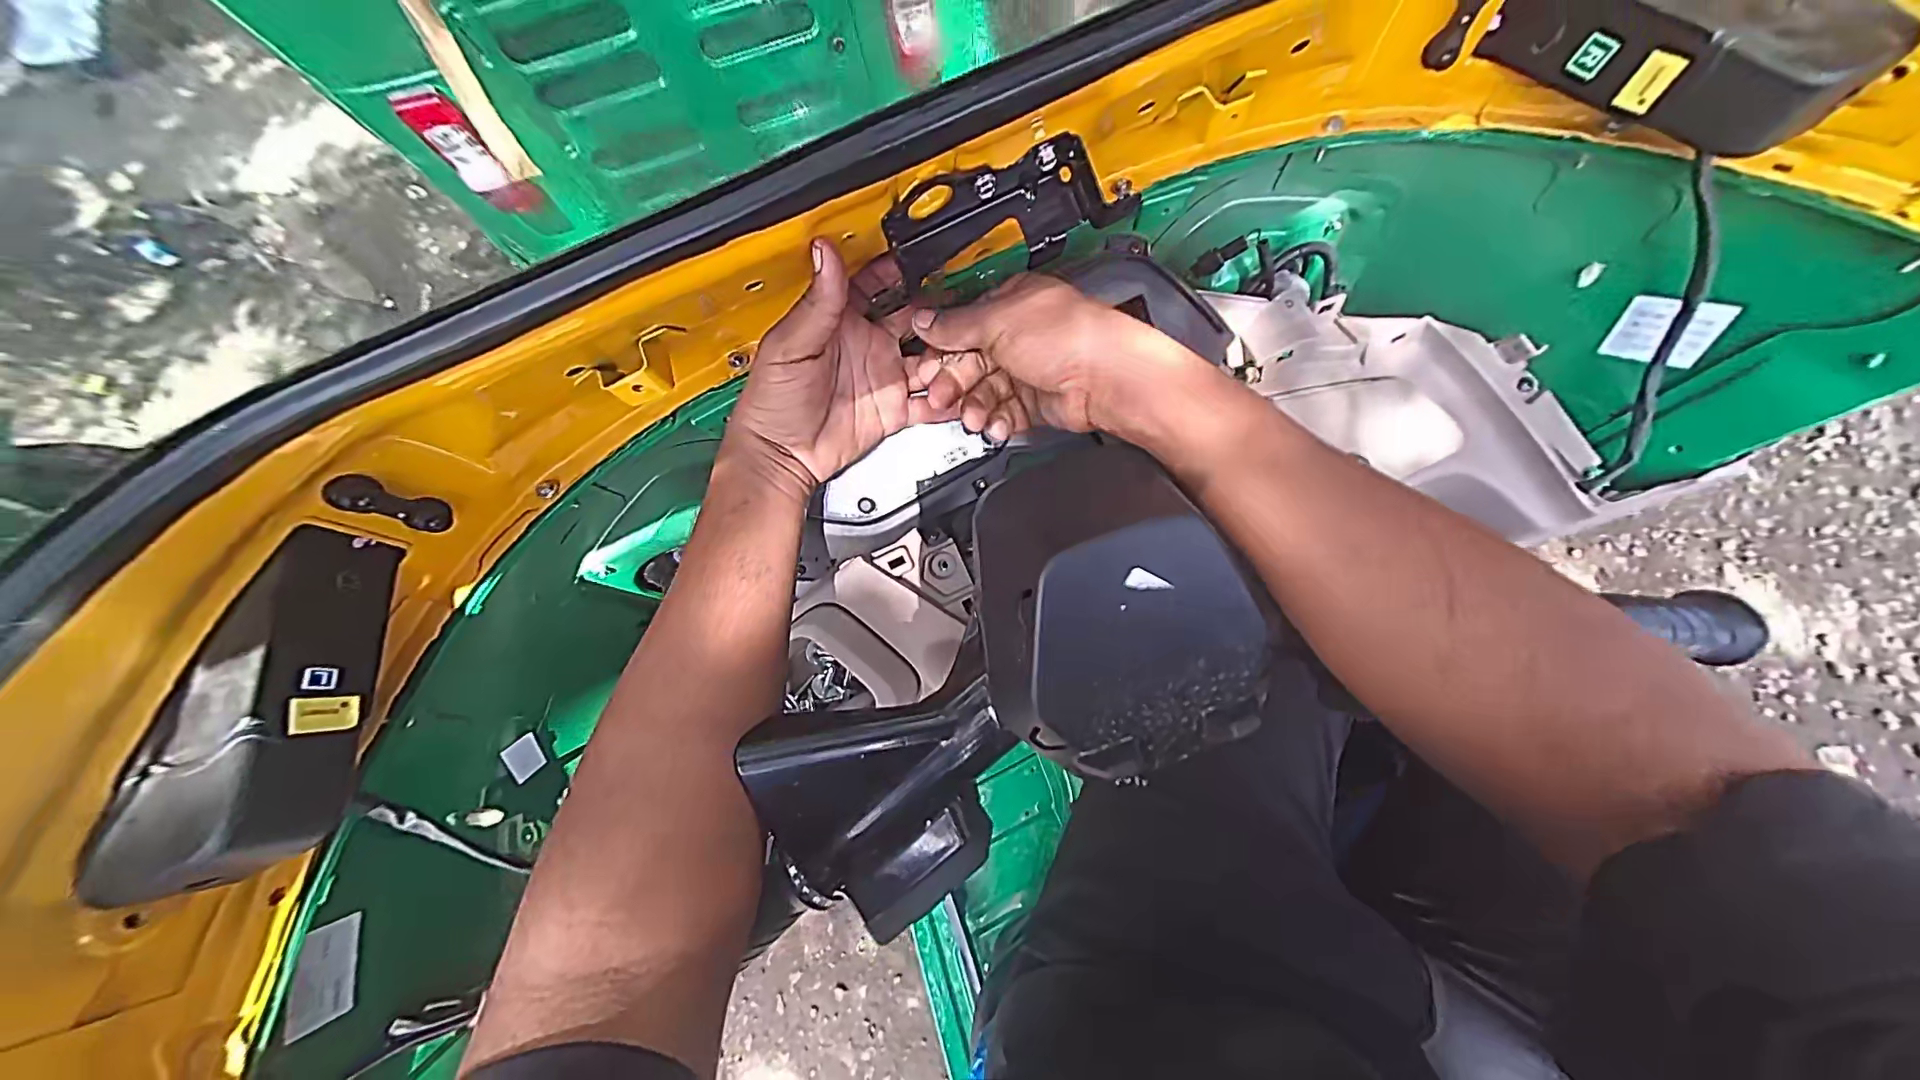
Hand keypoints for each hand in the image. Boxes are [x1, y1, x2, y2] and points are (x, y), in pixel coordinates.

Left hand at [727, 239, 945, 498]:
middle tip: (956, 308)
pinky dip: (950, 400)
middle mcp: (869, 345)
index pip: (876, 285)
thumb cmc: (773, 401)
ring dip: (948, 356)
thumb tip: (825, 253)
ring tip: (963, 353)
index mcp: (843, 322)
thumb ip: (818, 302)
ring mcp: (885, 377)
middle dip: (938, 313)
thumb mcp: (792, 344)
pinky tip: (964, 394)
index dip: (898, 271)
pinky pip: (931, 402)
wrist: (782, 455)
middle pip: (916, 320)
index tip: (921, 261)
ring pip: (931, 359)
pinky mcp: (895, 410)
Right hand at [906, 273, 1216, 441]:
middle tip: (941, 397)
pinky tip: (995, 425)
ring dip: (974, 406)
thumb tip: (925, 320)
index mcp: (1008, 305)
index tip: (923, 367)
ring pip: (984, 393)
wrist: (1108, 378)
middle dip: (953, 384)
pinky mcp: (1036, 402)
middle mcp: (1017, 337)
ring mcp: (1027, 371)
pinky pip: (1004, 414)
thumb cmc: (1070, 336)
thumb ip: (957, 325)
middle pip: (969, 364)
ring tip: (974, 416)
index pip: (960, 327)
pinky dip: (996, 421)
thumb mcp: (999, 321)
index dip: (940, 349)